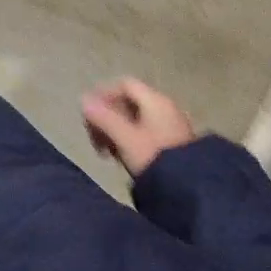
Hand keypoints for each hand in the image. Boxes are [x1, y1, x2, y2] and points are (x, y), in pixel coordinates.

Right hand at [82, 78, 196, 175]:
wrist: (187, 186)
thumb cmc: (153, 156)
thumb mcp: (124, 138)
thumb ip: (103, 117)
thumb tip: (83, 100)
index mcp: (155, 101)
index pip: (125, 84)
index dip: (103, 94)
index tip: (89, 113)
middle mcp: (165, 108)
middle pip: (129, 102)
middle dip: (107, 116)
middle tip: (94, 136)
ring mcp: (171, 125)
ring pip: (135, 119)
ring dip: (115, 130)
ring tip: (105, 150)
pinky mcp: (172, 142)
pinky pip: (145, 132)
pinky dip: (128, 139)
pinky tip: (121, 156)